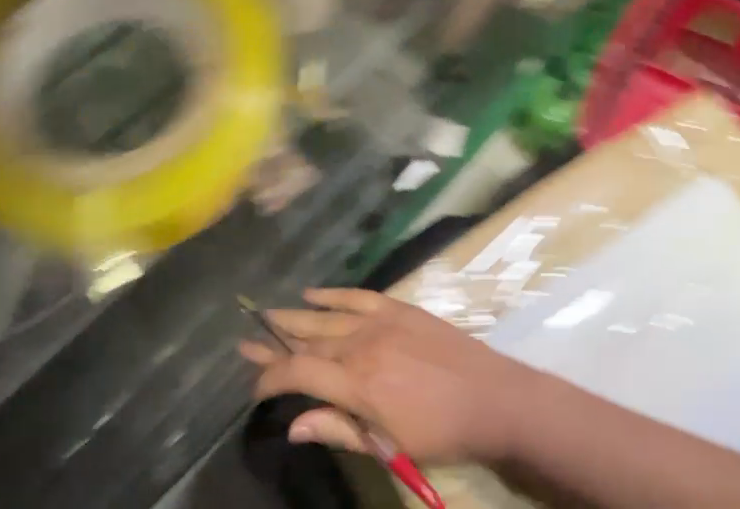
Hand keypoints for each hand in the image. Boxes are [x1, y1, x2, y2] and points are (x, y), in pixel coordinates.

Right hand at [238, 287, 533, 463]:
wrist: (495, 398)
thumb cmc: (442, 432)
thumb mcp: (390, 445)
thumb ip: (339, 430)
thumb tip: (293, 425)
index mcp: (356, 383)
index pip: (298, 374)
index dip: (270, 379)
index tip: (255, 388)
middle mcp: (360, 345)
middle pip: (306, 342)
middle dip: (273, 345)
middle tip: (244, 342)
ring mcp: (379, 321)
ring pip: (325, 317)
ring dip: (294, 317)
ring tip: (268, 315)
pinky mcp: (398, 308)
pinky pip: (356, 296)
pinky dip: (331, 294)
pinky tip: (312, 293)